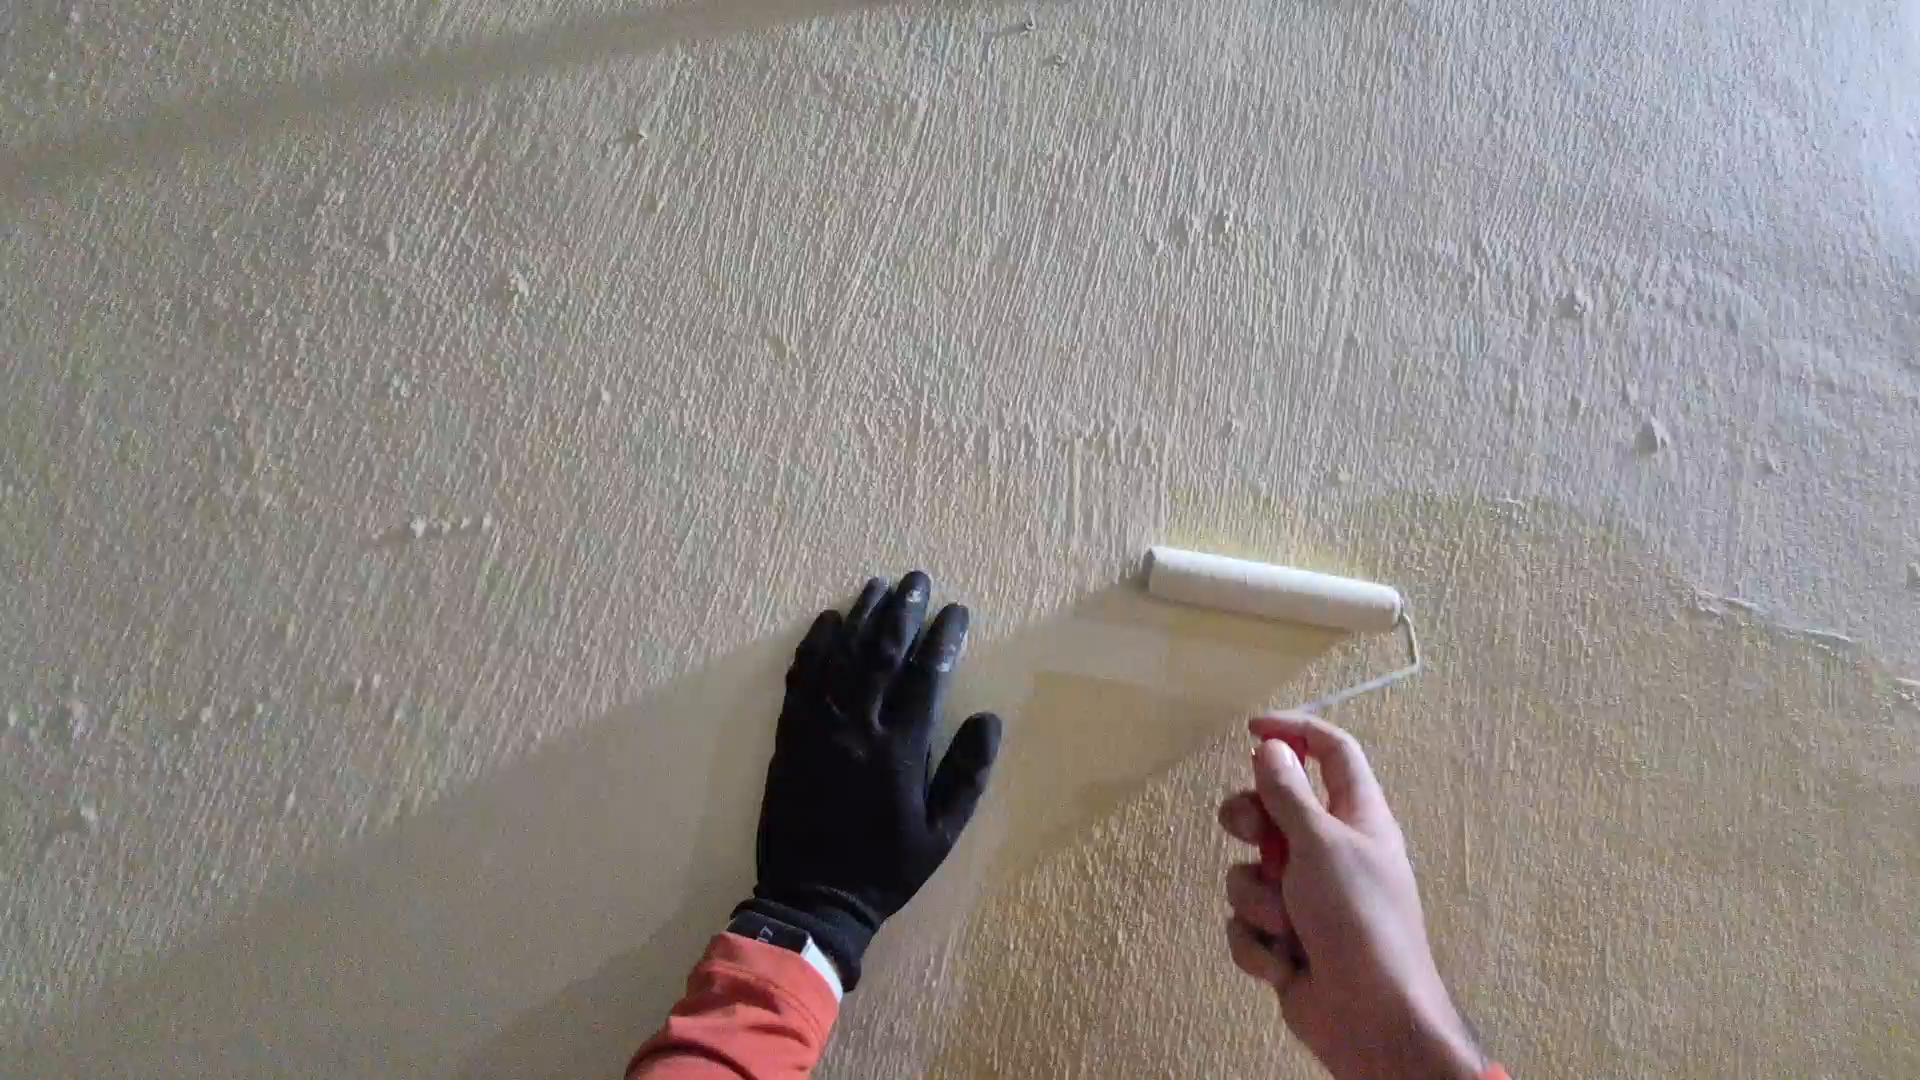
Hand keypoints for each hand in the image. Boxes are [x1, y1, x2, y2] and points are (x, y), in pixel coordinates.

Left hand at [739, 572, 1001, 989]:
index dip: (943, 637)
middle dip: (902, 610)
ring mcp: (818, 726)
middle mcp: (858, 725)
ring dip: (860, 615)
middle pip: (881, 652)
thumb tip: (990, 718)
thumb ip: (967, 774)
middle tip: (917, 579)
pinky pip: (801, 678)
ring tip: (877, 584)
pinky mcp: (789, 734)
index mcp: (899, 748)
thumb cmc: (885, 867)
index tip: (957, 611)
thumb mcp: (942, 833)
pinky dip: (813, 645)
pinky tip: (825, 620)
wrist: (812, 898)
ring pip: (841, 656)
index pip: (925, 675)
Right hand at [1219, 712, 1486, 1079]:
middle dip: (1249, 821)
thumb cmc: (1359, 919)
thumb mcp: (1320, 844)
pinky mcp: (1283, 938)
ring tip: (1285, 925)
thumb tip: (1269, 746)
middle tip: (1251, 834)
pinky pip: (1245, 920)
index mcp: (1354, 817)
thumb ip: (1288, 793)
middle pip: (1271, 806)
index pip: (1330, 752)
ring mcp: (1303, 895)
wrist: (1374, 1027)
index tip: (1252, 730)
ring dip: (1257, 898)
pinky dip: (1257, 941)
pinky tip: (1283, 963)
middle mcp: (1327, 849)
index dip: (1294, 730)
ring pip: (1248, 869)